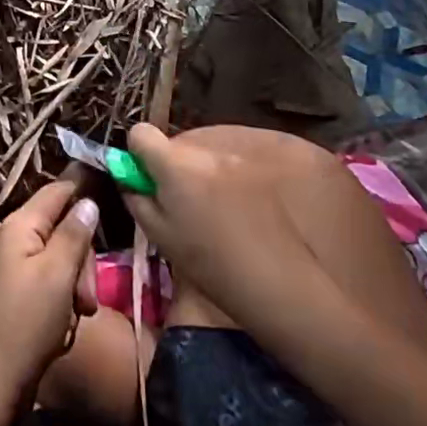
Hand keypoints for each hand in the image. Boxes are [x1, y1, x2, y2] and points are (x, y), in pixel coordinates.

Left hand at [0, 174, 101, 398]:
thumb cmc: (25, 321)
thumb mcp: (56, 273)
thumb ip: (74, 233)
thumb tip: (87, 200)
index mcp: (21, 225)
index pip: (57, 190)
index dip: (83, 189)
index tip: (113, 195)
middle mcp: (16, 240)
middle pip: (64, 229)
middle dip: (83, 260)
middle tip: (85, 296)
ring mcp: (17, 268)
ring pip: (63, 262)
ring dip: (76, 287)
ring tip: (75, 316)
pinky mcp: (20, 295)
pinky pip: (53, 286)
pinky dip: (64, 304)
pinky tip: (62, 327)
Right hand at [119, 123, 330, 328]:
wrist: (296, 290)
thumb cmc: (218, 271)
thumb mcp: (162, 238)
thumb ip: (138, 197)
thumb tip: (130, 177)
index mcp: (178, 164)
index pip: (142, 134)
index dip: (143, 155)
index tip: (152, 176)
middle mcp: (214, 145)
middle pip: (186, 138)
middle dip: (185, 160)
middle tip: (196, 197)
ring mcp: (256, 145)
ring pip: (221, 139)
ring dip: (219, 159)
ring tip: (234, 198)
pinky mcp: (292, 149)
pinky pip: (256, 145)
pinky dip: (251, 161)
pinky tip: (263, 195)